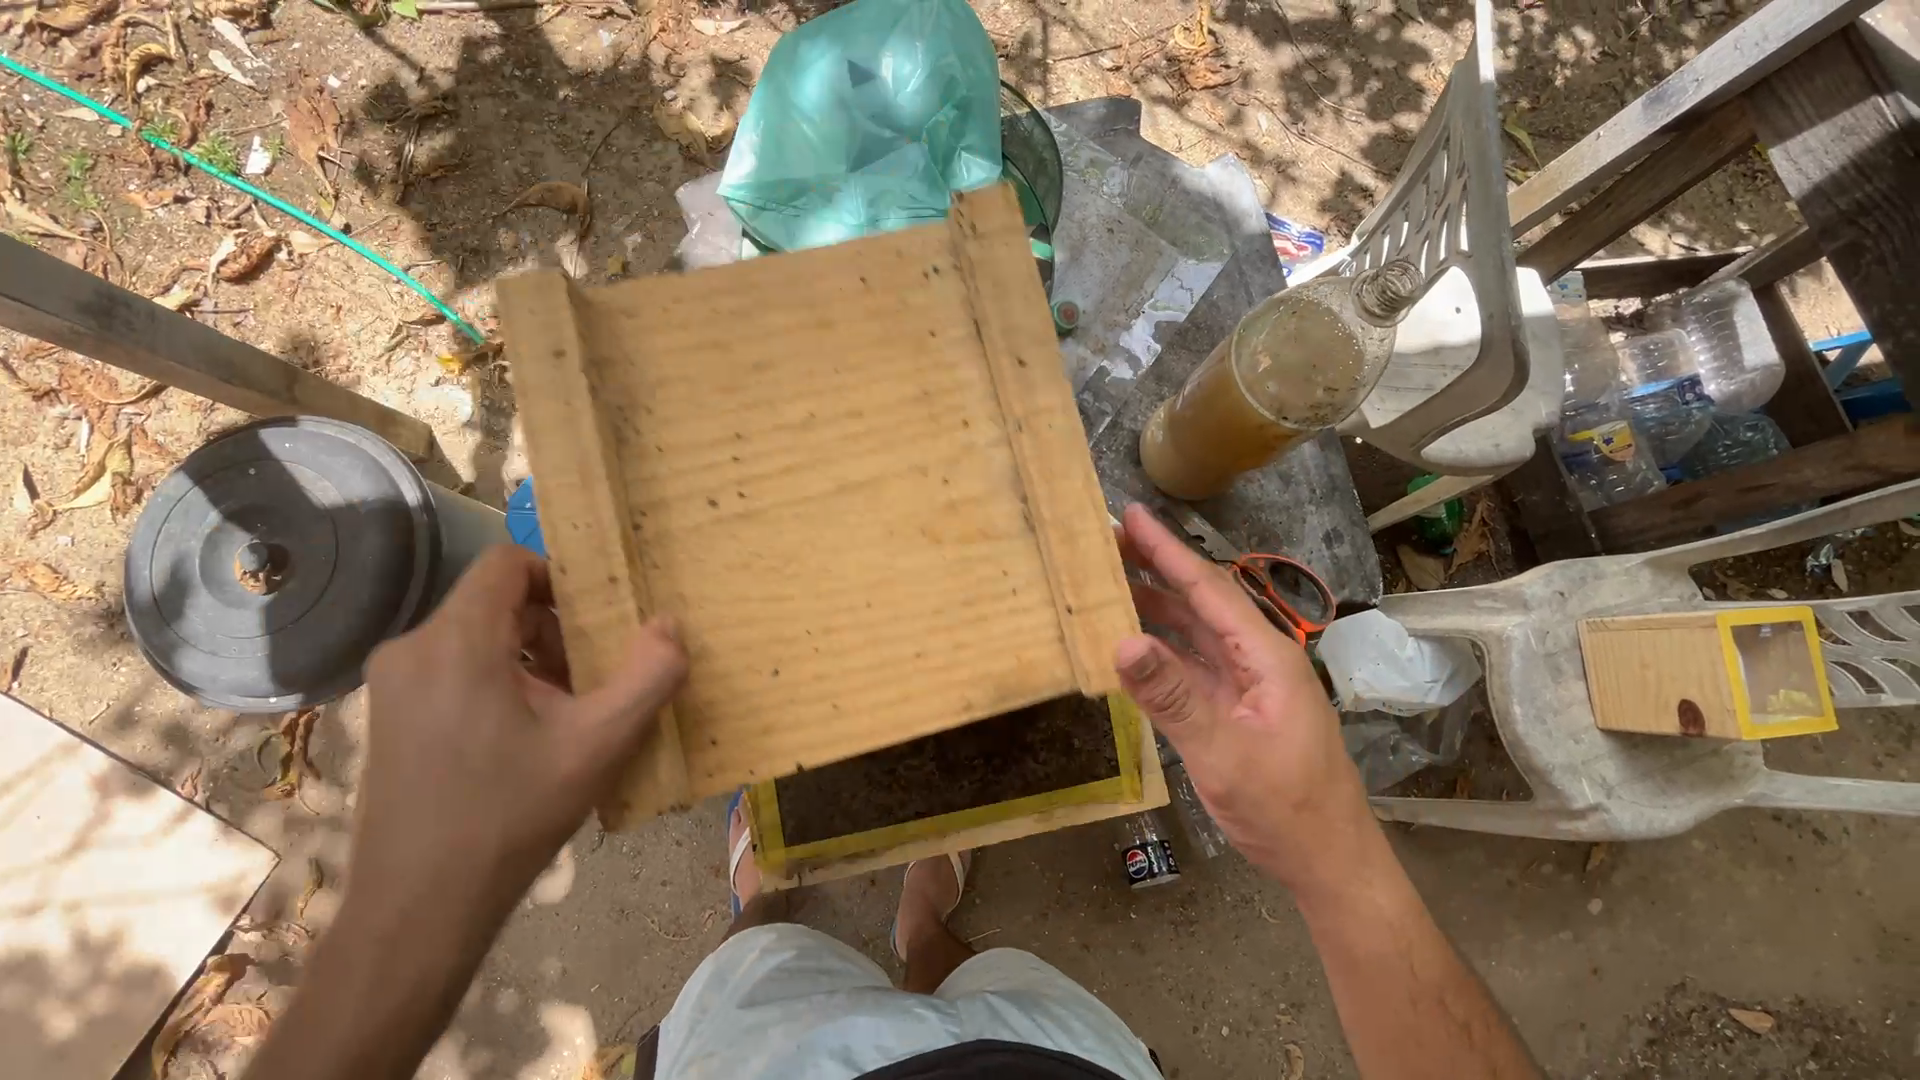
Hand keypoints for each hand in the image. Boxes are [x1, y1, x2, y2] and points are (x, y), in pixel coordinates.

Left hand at [348, 545, 687, 920]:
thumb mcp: (599, 744)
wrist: (418, 907)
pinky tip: (528, 736)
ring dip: (532, 658)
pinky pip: (454, 669)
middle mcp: (412, 650)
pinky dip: (500, 681)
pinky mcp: (389, 717)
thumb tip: (670, 625)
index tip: (601, 618)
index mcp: (456, 642)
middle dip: (557, 628)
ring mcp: (392, 686)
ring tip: (568, 710)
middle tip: (594, 676)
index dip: (562, 576)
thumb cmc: (510, 815)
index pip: (507, 563)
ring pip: (477, 637)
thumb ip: (648, 676)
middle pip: (496, 603)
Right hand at [1114, 504, 1375, 896]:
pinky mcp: (1235, 709)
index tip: (1130, 515)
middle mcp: (1257, 659)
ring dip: (1155, 606)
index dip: (1167, 551)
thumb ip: (1172, 697)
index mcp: (1265, 656)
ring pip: (1194, 632)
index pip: (1208, 589)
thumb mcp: (1223, 753)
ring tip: (1108, 582)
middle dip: (1156, 569)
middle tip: (1105, 542)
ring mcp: (1246, 685)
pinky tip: (1131, 643)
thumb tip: (1121, 642)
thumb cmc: (1285, 809)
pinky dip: (1159, 650)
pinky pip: (1192, 666)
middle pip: (1201, 601)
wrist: (1329, 862)